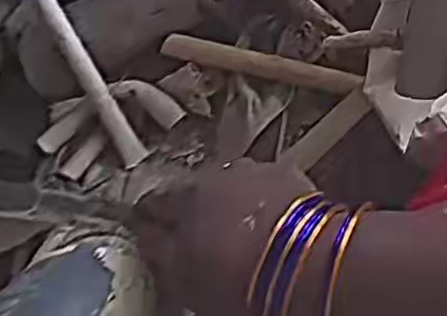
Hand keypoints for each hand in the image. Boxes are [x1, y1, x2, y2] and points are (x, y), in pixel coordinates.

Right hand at [136, 160, 316, 315]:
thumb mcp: (183, 278)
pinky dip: (259, 197)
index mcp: (186, 196)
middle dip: (192, 206)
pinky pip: (263, 183)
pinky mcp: (285, 172)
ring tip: (232, 228)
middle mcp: (219, 172)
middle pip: (195, 187)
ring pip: (230, 182)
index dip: (150, 217)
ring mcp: (254, 168)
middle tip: (194, 234)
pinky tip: (263, 218)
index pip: (156, 201)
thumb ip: (159, 253)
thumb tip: (147, 237)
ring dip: (227, 199)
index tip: (149, 228)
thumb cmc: (236, 276)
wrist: (299, 256)